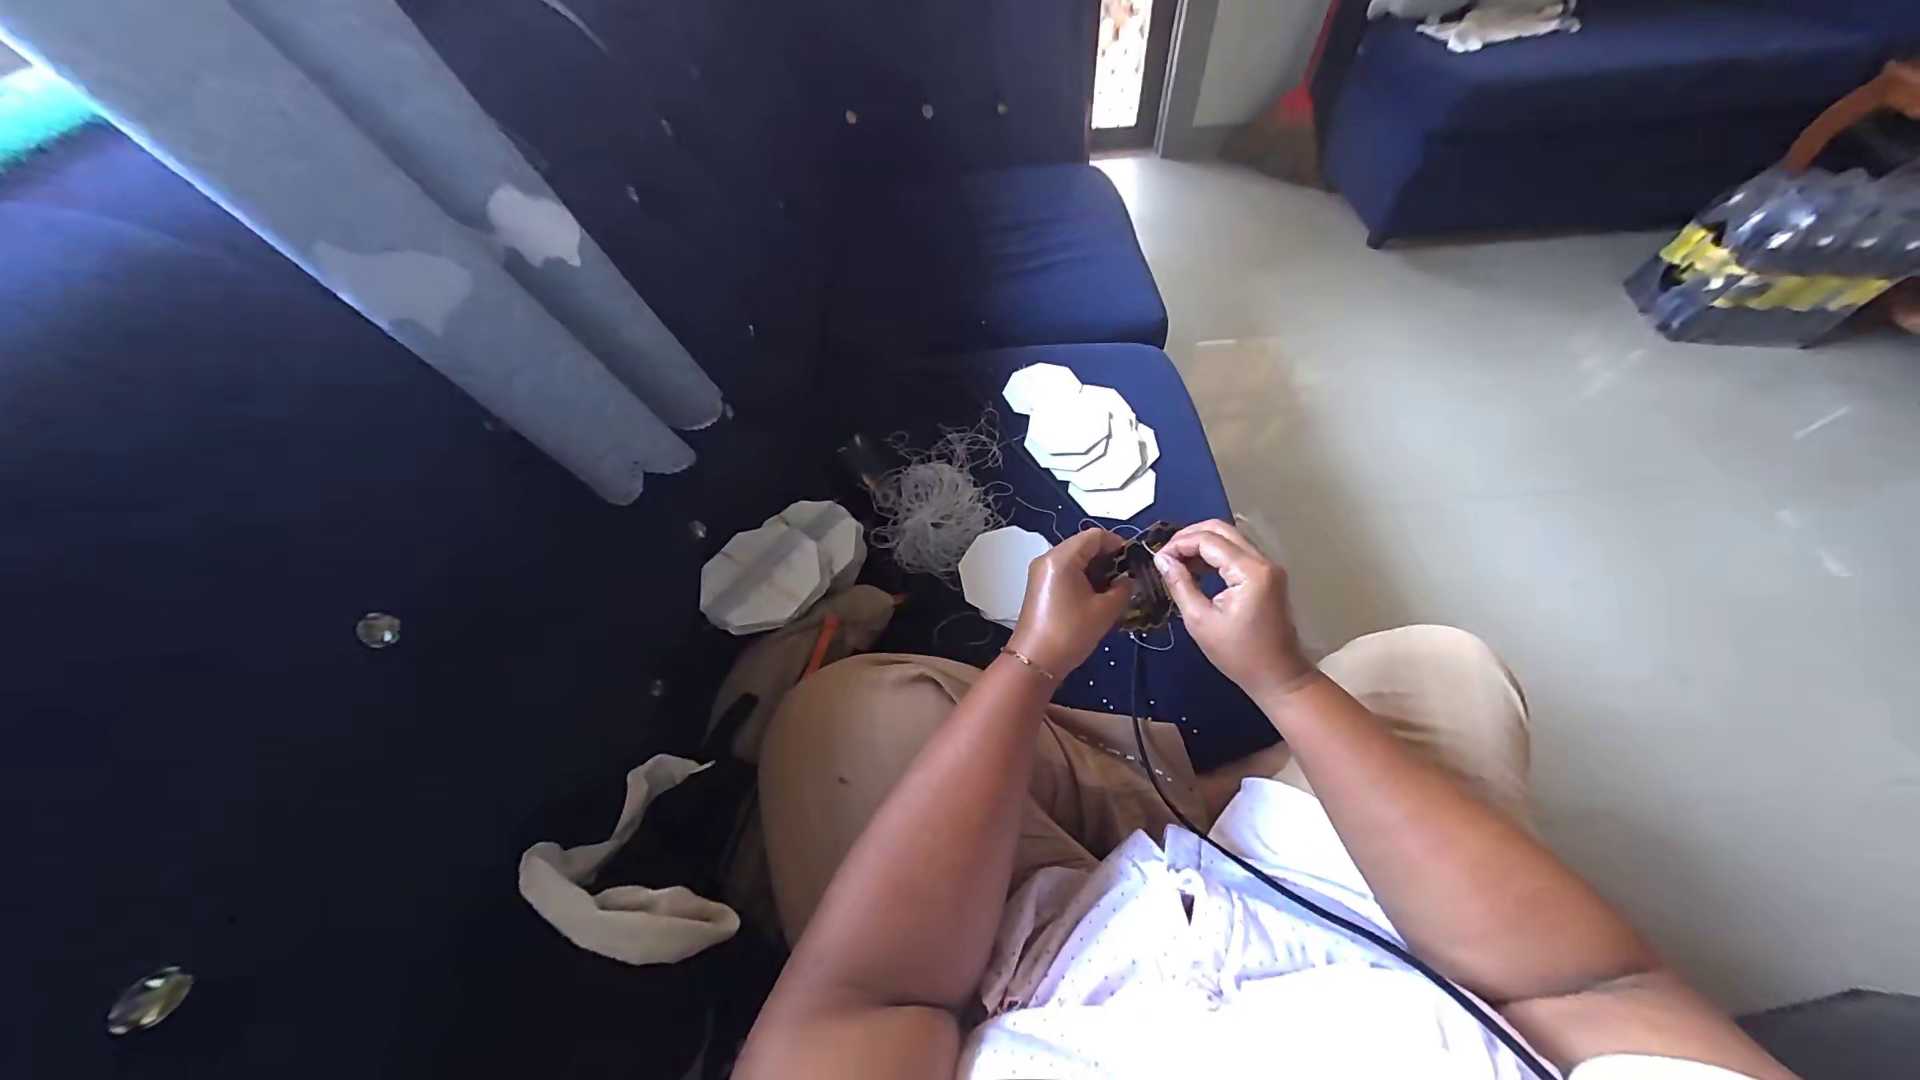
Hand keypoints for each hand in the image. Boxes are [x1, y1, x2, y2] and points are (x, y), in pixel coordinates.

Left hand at [1006, 527, 1130, 677]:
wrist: (1035, 661)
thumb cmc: (1071, 632)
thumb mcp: (1105, 610)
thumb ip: (1122, 589)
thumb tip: (1129, 580)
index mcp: (1062, 558)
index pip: (1094, 536)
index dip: (1117, 543)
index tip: (1134, 560)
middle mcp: (1048, 558)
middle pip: (1083, 544)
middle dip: (1107, 557)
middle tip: (1127, 576)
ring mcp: (1041, 571)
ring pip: (1074, 558)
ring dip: (1096, 568)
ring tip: (1115, 588)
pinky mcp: (1039, 585)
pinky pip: (1065, 570)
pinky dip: (1083, 576)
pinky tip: (1096, 594)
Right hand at [1154, 520, 1312, 701]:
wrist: (1278, 676)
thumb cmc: (1238, 654)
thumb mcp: (1199, 620)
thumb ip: (1180, 584)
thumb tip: (1161, 559)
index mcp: (1250, 572)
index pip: (1208, 540)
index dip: (1179, 544)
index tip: (1158, 559)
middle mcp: (1264, 561)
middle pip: (1221, 529)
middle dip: (1189, 536)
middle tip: (1166, 555)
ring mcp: (1269, 566)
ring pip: (1230, 537)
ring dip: (1201, 543)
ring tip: (1177, 561)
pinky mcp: (1268, 574)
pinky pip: (1237, 551)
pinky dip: (1214, 553)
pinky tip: (1196, 568)